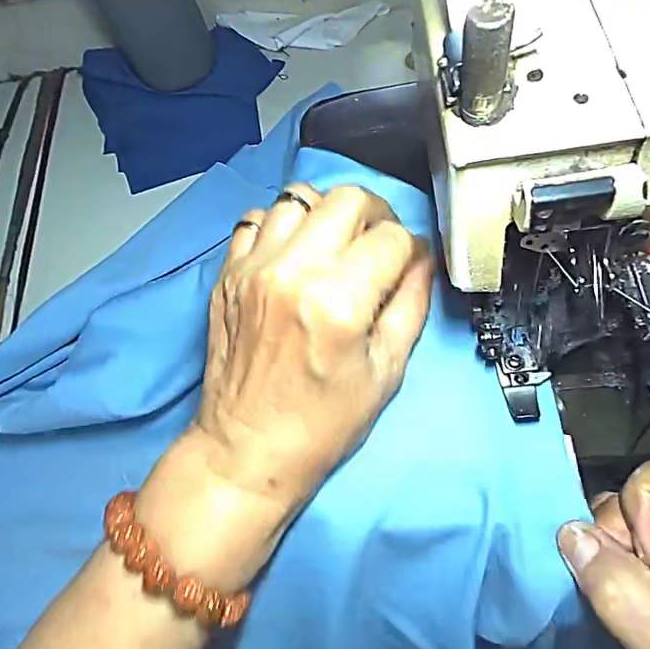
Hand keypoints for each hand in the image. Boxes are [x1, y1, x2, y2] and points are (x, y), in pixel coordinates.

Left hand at [137, 184, 433, 586]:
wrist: (247, 450)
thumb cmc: (321, 424)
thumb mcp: (385, 371)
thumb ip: (411, 304)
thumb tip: (422, 260)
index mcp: (339, 301)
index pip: (392, 238)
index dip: (411, 250)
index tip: (409, 267)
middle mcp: (293, 272)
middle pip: (348, 199)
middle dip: (375, 217)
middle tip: (377, 247)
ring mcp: (254, 268)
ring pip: (299, 198)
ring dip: (326, 216)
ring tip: (333, 248)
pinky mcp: (227, 274)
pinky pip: (255, 219)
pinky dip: (280, 226)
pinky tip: (292, 254)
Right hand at [558, 440, 649, 648]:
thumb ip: (636, 610)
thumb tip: (572, 537)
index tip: (644, 555)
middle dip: (622, 534)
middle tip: (616, 586)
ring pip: (631, 526)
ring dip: (609, 558)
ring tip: (616, 607)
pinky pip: (623, 562)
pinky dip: (603, 578)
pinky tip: (611, 610)